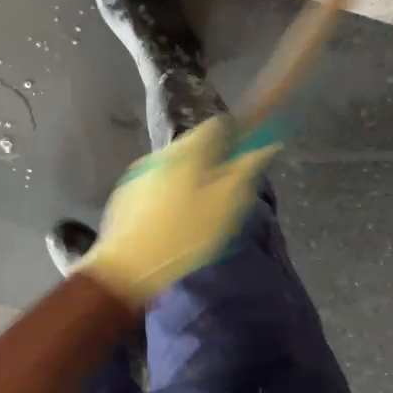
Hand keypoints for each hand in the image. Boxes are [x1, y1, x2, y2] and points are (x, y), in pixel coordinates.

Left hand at [74, 118, 278, 306]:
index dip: (237, 135)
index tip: (247, 156)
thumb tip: (266, 145)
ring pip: (177, 164)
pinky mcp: (127, 192)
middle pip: (196, 144)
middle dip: (215, 160)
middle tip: (228, 189)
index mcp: (188, 151)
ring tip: (201, 207)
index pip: (218, 125)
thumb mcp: (225, 205)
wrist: (126, 267)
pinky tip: (175, 216)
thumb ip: (247, 170)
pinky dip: (172, 190)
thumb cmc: (183, 236)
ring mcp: (140, 172)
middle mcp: (161, 153)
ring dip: (193, 176)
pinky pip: (159, 181)